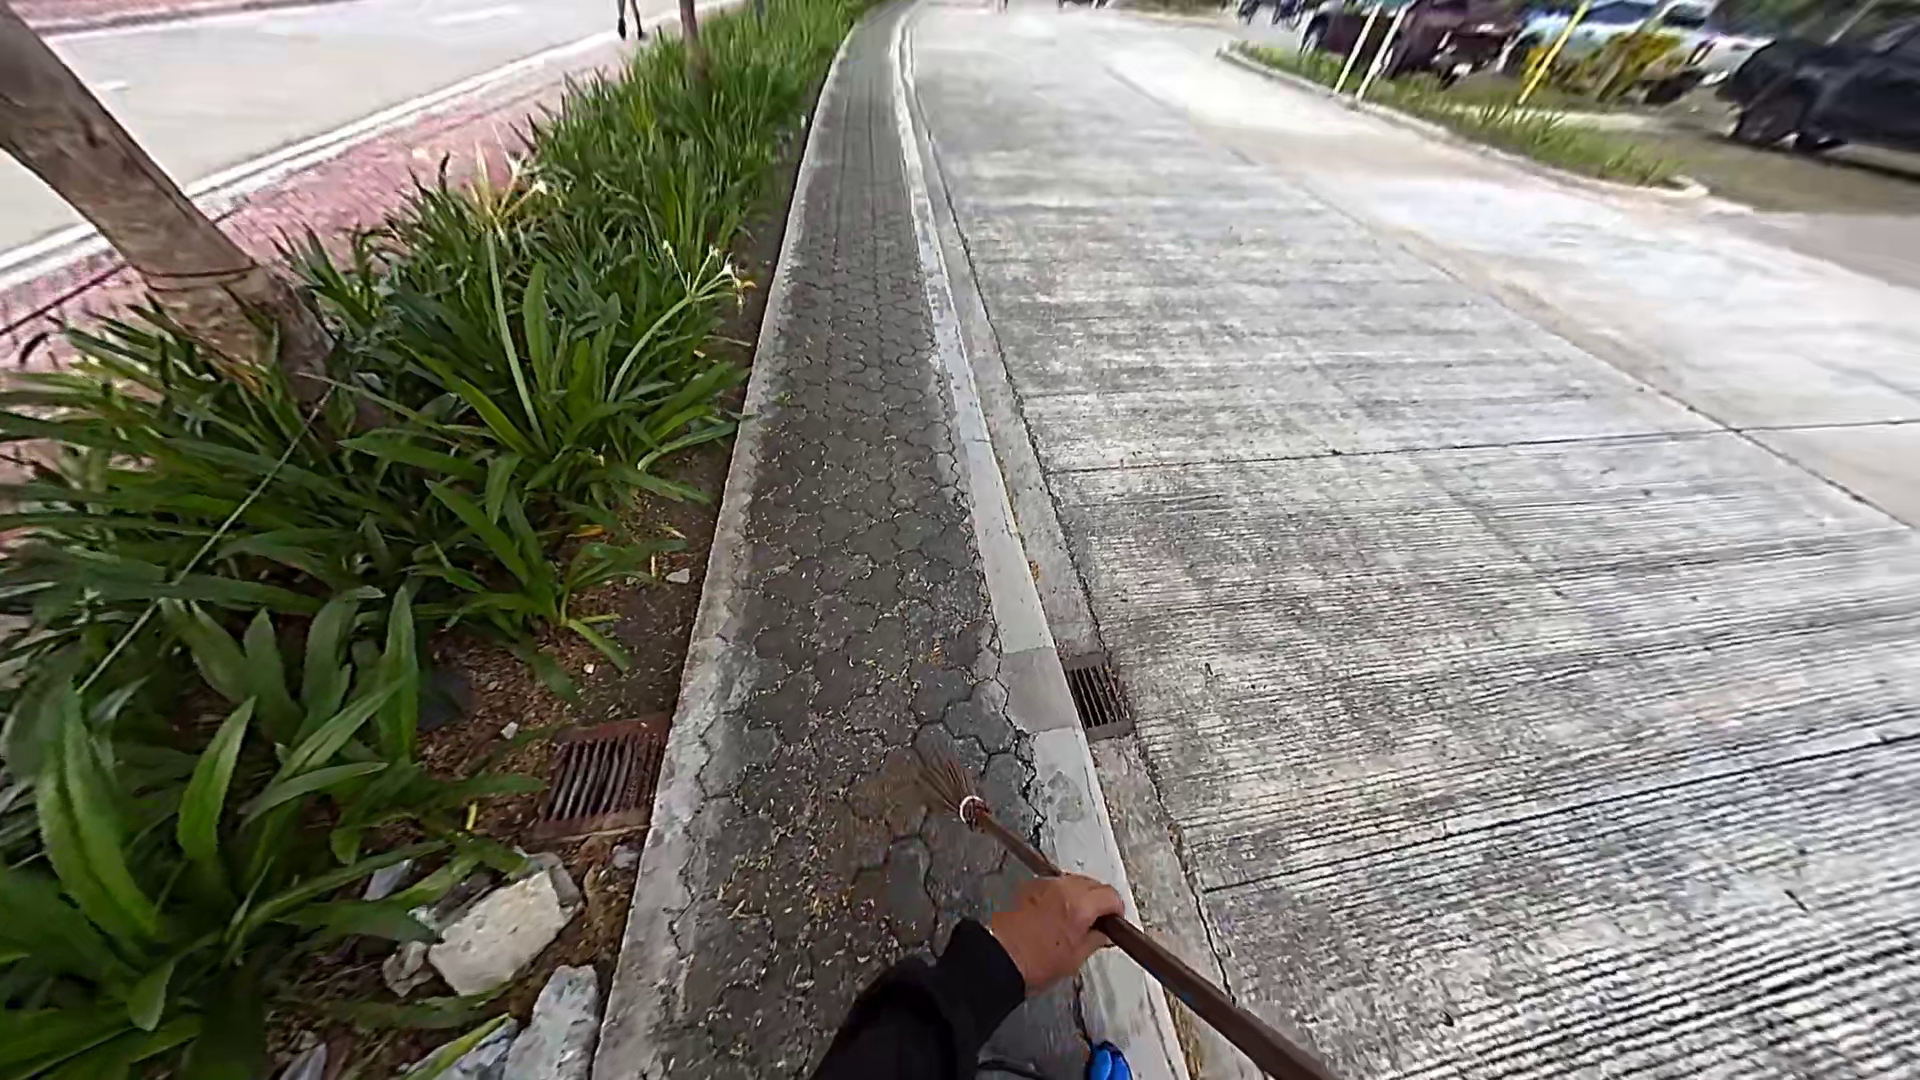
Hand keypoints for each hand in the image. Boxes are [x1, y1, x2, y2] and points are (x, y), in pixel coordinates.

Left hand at [988, 874, 1124, 992]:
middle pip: (1093, 883)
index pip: (1110, 895)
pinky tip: (1057, 912)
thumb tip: (1104, 933)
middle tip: (1099, 920)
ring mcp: (1046, 883)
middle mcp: (1063, 888)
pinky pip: (1055, 882)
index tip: (1115, 919)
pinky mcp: (1031, 884)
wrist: (1001, 955)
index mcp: (1079, 906)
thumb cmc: (1033, 961)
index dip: (1116, 909)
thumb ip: (1095, 939)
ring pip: (1074, 879)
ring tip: (1077, 918)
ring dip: (1081, 894)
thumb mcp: (1075, 958)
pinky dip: (1062, 892)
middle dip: (1100, 899)